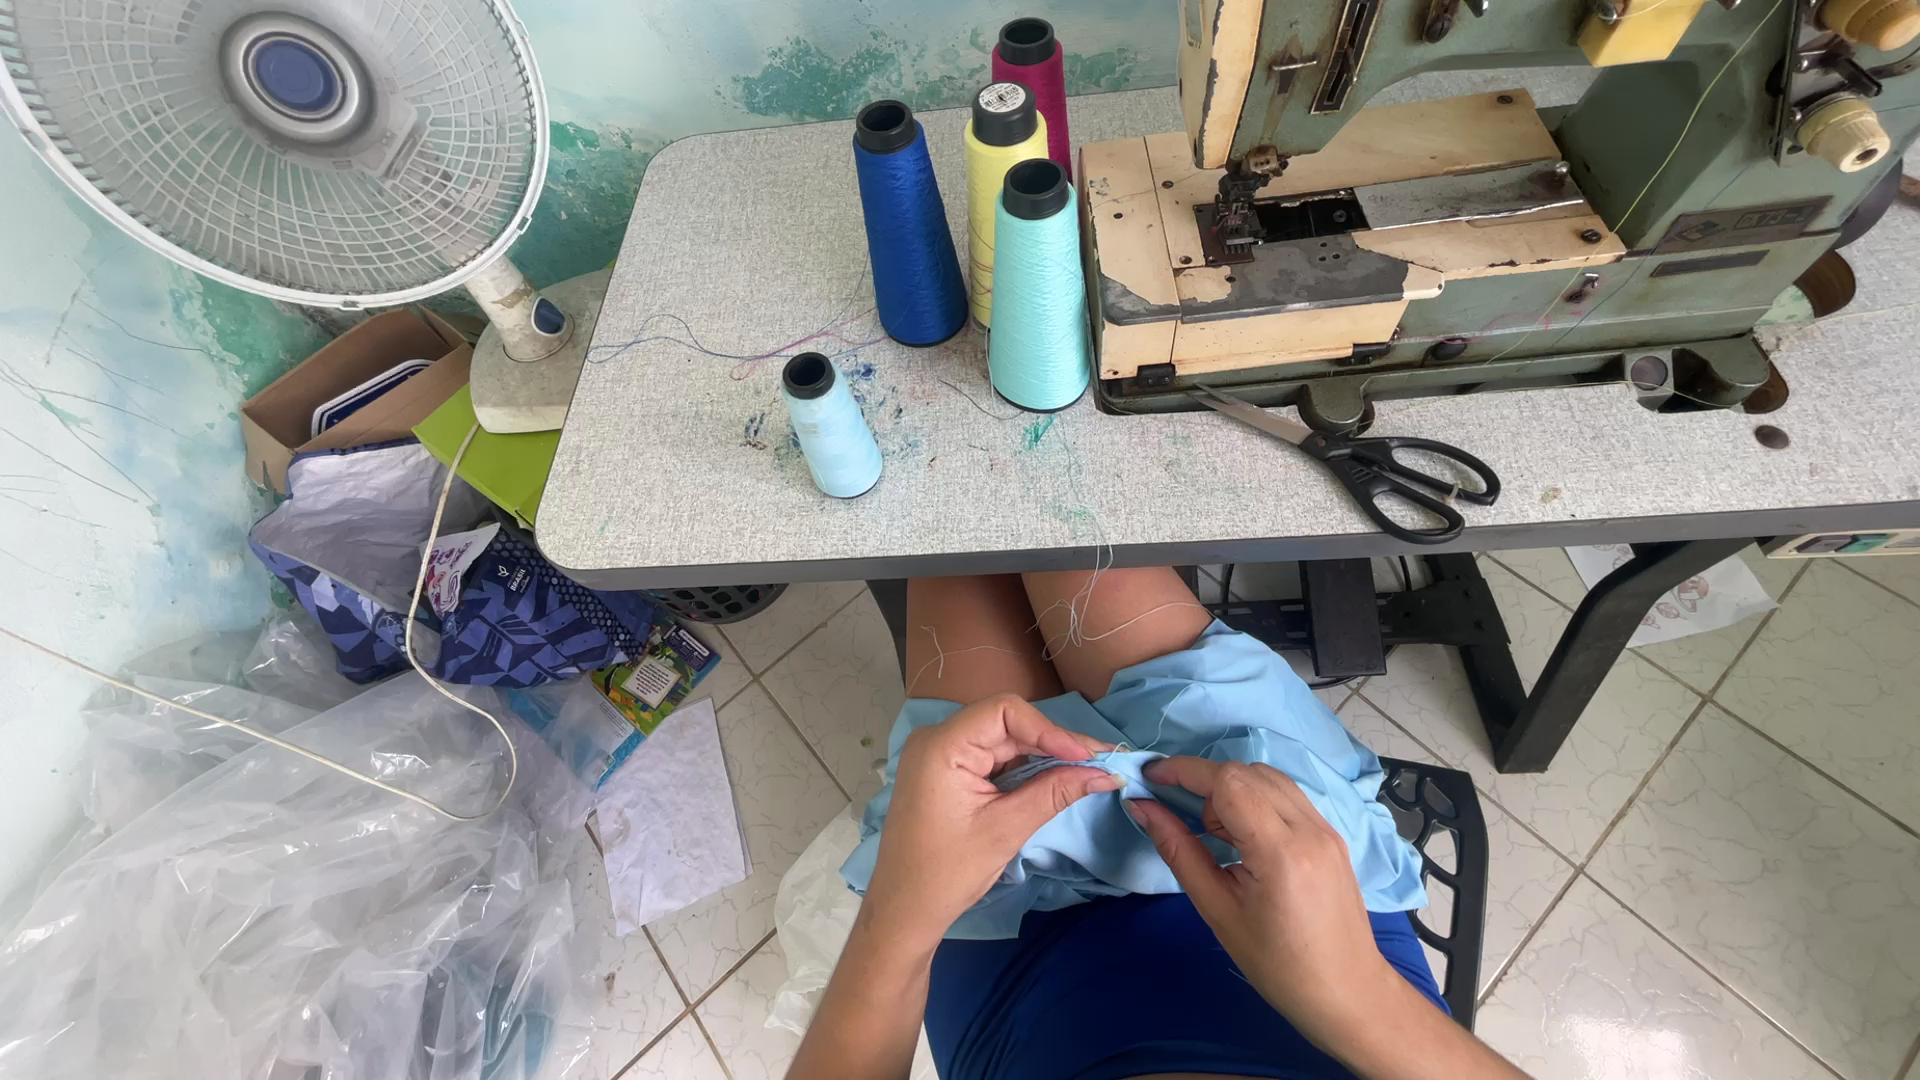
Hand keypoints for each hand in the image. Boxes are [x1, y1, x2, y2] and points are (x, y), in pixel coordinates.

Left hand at [862, 693, 1123, 953]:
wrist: (903, 911)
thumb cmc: (947, 873)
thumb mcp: (1005, 830)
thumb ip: (1054, 793)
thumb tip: (1104, 773)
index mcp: (942, 745)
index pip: (1003, 711)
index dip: (1049, 728)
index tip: (1085, 756)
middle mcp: (937, 737)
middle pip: (1005, 723)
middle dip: (1053, 742)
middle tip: (1099, 762)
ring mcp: (940, 752)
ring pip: (1002, 739)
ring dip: (1042, 754)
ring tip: (1085, 769)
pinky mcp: (947, 770)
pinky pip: (991, 756)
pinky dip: (1023, 766)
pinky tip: (1054, 776)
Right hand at [1127, 758, 1401, 1048]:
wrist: (1349, 996)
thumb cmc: (1277, 964)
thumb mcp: (1216, 910)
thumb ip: (1177, 849)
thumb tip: (1142, 806)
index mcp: (1281, 852)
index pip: (1228, 782)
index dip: (1185, 770)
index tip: (1152, 777)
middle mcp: (1309, 828)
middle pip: (1245, 772)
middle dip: (1203, 780)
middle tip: (1182, 813)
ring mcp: (1325, 828)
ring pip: (1265, 776)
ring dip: (1229, 786)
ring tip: (1214, 827)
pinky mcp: (1330, 833)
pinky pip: (1284, 793)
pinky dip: (1253, 795)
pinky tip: (1242, 830)